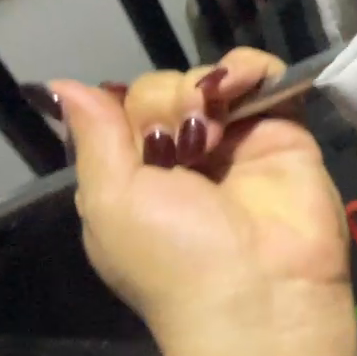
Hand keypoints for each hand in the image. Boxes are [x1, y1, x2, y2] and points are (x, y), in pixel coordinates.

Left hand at [45, 48, 354, 355]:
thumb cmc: (175, 254)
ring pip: (217, 80)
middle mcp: (191, 154)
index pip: (127, 111)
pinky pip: (270, 81)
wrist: (261, 288)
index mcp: (141, 174)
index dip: (129, 107)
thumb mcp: (111, 202)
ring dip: (207, 83)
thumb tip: (65, 84)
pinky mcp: (290, 133)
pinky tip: (243, 80)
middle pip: (170, 90)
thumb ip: (97, 139)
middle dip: (168, 101)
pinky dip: (254, 67)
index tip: (137, 133)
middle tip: (182, 141)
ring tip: (214, 114)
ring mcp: (244, 141)